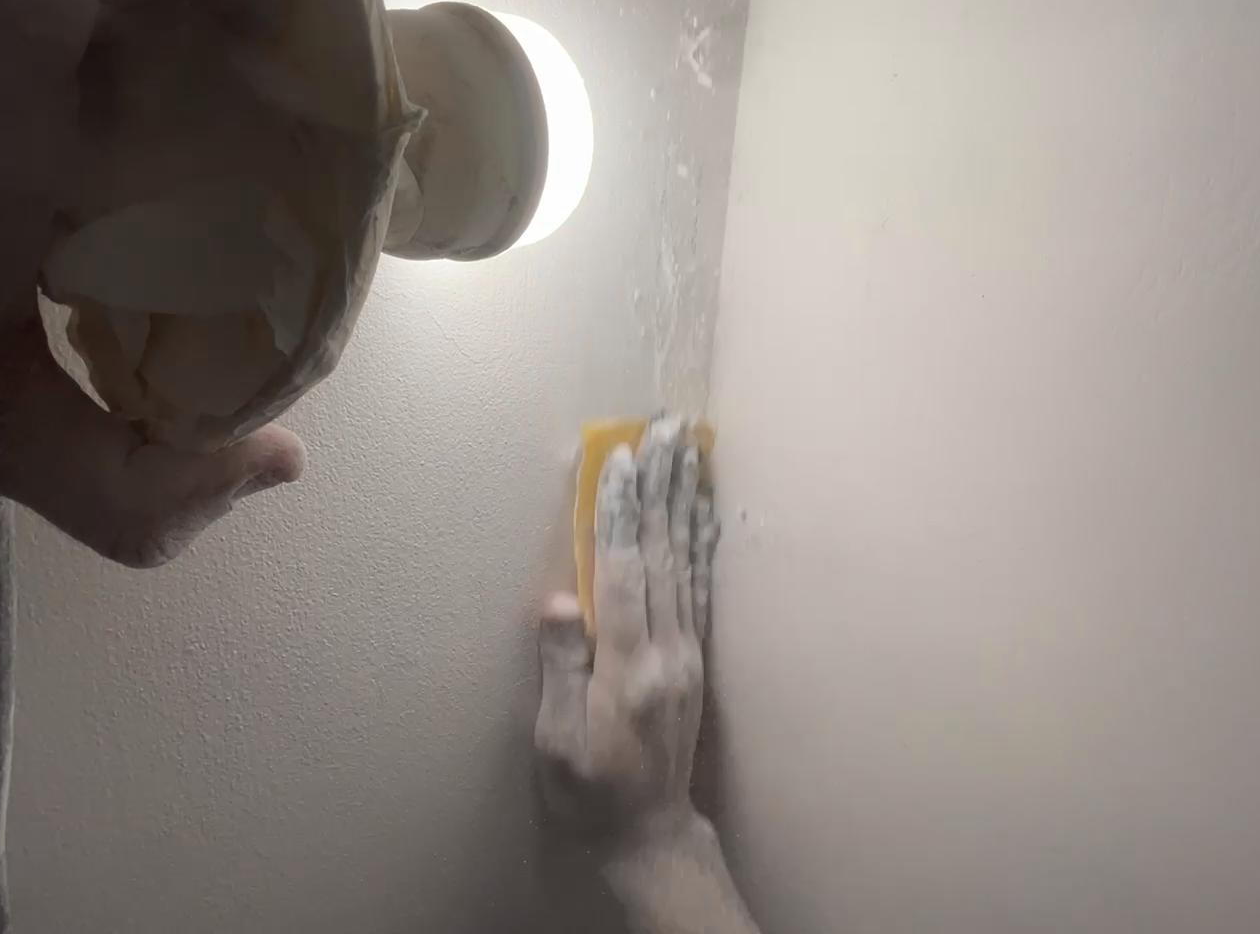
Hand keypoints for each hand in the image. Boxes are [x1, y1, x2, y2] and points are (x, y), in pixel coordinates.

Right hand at [535, 415, 717, 838]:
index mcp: (629, 665)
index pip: (621, 570)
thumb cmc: (590, 790)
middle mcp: (668, 647)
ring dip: (684, 498)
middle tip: (667, 429)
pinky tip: (703, 506)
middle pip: (662, 550)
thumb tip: (558, 599)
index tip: (621, 460)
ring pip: (686, 558)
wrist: (651, 831)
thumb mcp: (556, 741)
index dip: (619, 512)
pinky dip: (702, 537)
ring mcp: (689, 648)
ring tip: (689, 449)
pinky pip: (701, 582)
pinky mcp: (696, 652)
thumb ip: (561, 667)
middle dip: (662, 484)